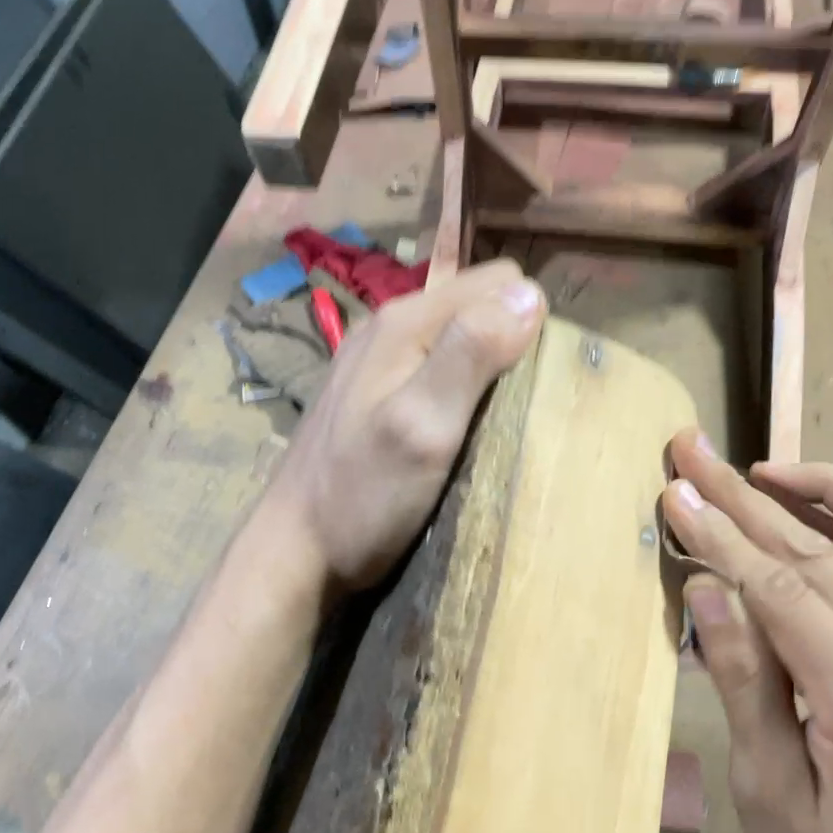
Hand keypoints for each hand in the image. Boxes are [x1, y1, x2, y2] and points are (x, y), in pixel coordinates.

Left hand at [258, 260, 545, 591]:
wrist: (295, 550)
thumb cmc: (362, 495)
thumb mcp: (424, 426)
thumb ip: (471, 354)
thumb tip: (531, 295)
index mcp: (406, 322)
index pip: (501, 282)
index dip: (531, 321)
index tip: (537, 380)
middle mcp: (391, 327)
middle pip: (480, 306)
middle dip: (513, 342)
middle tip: (521, 407)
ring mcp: (379, 361)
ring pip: (461, 338)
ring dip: (490, 369)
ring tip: (498, 422)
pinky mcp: (376, 393)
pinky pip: (439, 368)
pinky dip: (462, 390)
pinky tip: (462, 431)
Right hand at [659, 431, 832, 832]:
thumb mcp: (770, 798)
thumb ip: (745, 682)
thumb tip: (709, 586)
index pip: (788, 593)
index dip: (724, 537)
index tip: (676, 490)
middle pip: (831, 554)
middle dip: (751, 499)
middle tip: (694, 454)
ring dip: (828, 488)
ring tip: (762, 472)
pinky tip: (815, 515)